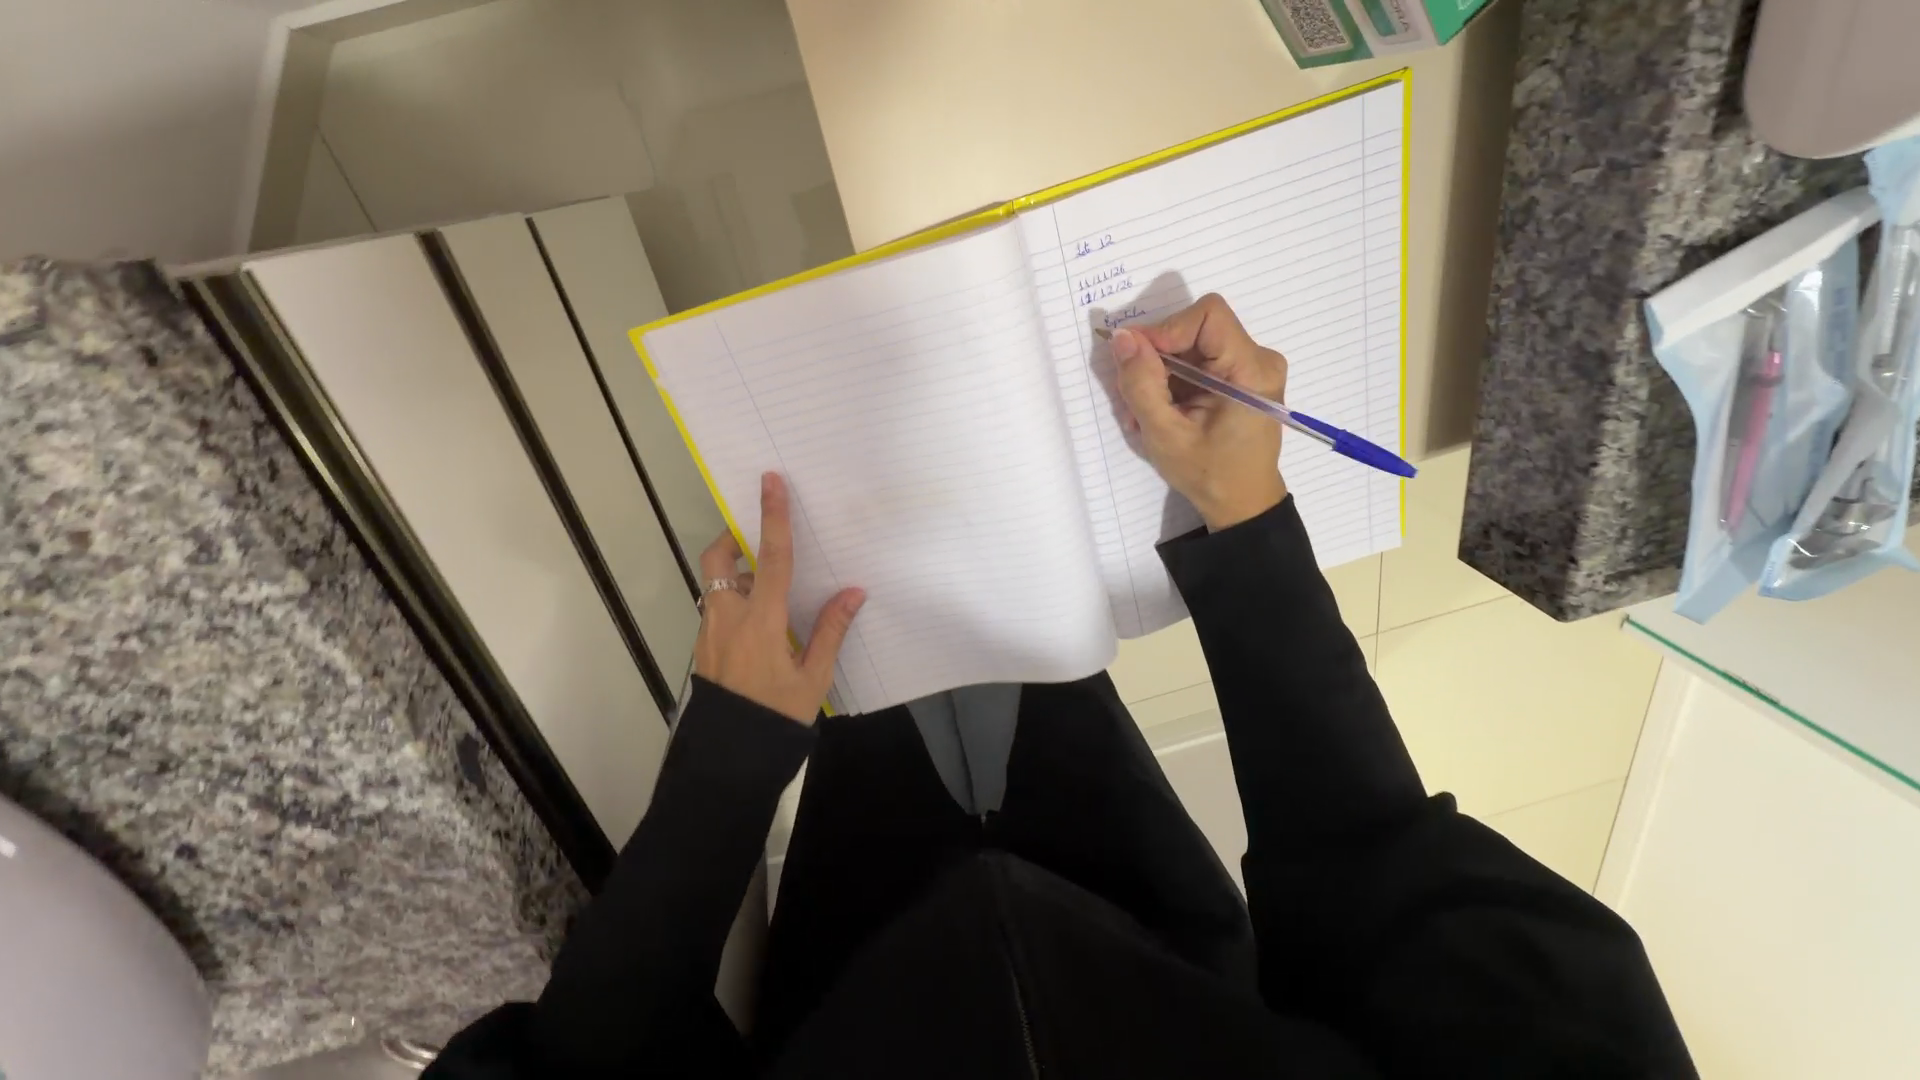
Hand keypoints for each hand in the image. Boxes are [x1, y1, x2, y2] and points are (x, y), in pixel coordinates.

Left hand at [695, 473, 864, 724]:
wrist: (730, 757)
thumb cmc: (777, 716)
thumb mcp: (813, 679)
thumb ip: (831, 631)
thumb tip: (853, 592)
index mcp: (760, 622)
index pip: (770, 558)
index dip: (772, 518)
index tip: (769, 482)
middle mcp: (727, 617)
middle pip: (718, 558)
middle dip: (732, 536)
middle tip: (757, 536)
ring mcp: (709, 631)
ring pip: (715, 583)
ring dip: (736, 572)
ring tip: (769, 588)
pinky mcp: (703, 646)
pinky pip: (716, 606)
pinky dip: (734, 598)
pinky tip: (761, 622)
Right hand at [1110, 294, 1289, 529]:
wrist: (1243, 504)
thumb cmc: (1209, 475)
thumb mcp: (1166, 434)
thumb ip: (1142, 384)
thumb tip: (1123, 338)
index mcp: (1251, 370)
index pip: (1207, 315)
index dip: (1166, 329)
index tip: (1137, 358)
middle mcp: (1258, 359)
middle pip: (1196, 330)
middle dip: (1157, 357)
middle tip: (1131, 395)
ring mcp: (1250, 367)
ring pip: (1192, 346)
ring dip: (1160, 374)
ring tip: (1140, 413)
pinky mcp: (1240, 377)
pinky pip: (1198, 362)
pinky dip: (1172, 382)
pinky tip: (1159, 411)